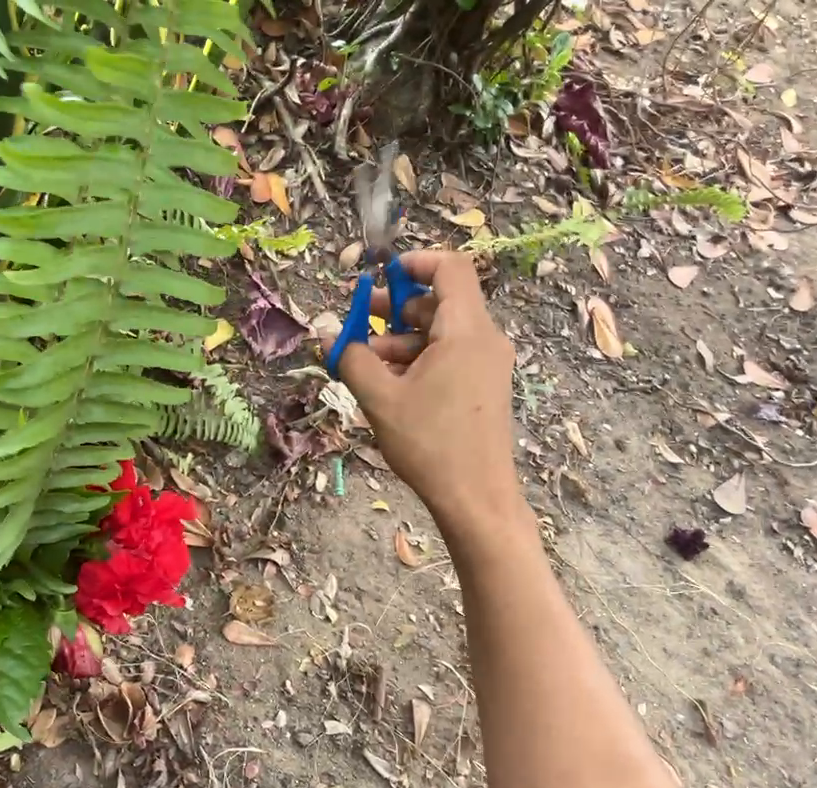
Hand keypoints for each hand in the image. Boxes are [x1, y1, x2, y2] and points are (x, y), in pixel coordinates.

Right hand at [330, 250, 525, 537]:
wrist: (475, 496)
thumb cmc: (428, 443)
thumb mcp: (380, 399)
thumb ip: (351, 359)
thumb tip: (328, 334)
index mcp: (466, 331)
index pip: (452, 269)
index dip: (415, 263)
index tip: (380, 276)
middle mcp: (484, 339)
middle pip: (441, 302)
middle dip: (395, 309)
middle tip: (357, 324)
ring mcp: (487, 365)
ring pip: (441, 334)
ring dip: (400, 341)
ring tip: (365, 368)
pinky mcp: (483, 388)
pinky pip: (450, 357)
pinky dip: (418, 361)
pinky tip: (389, 388)